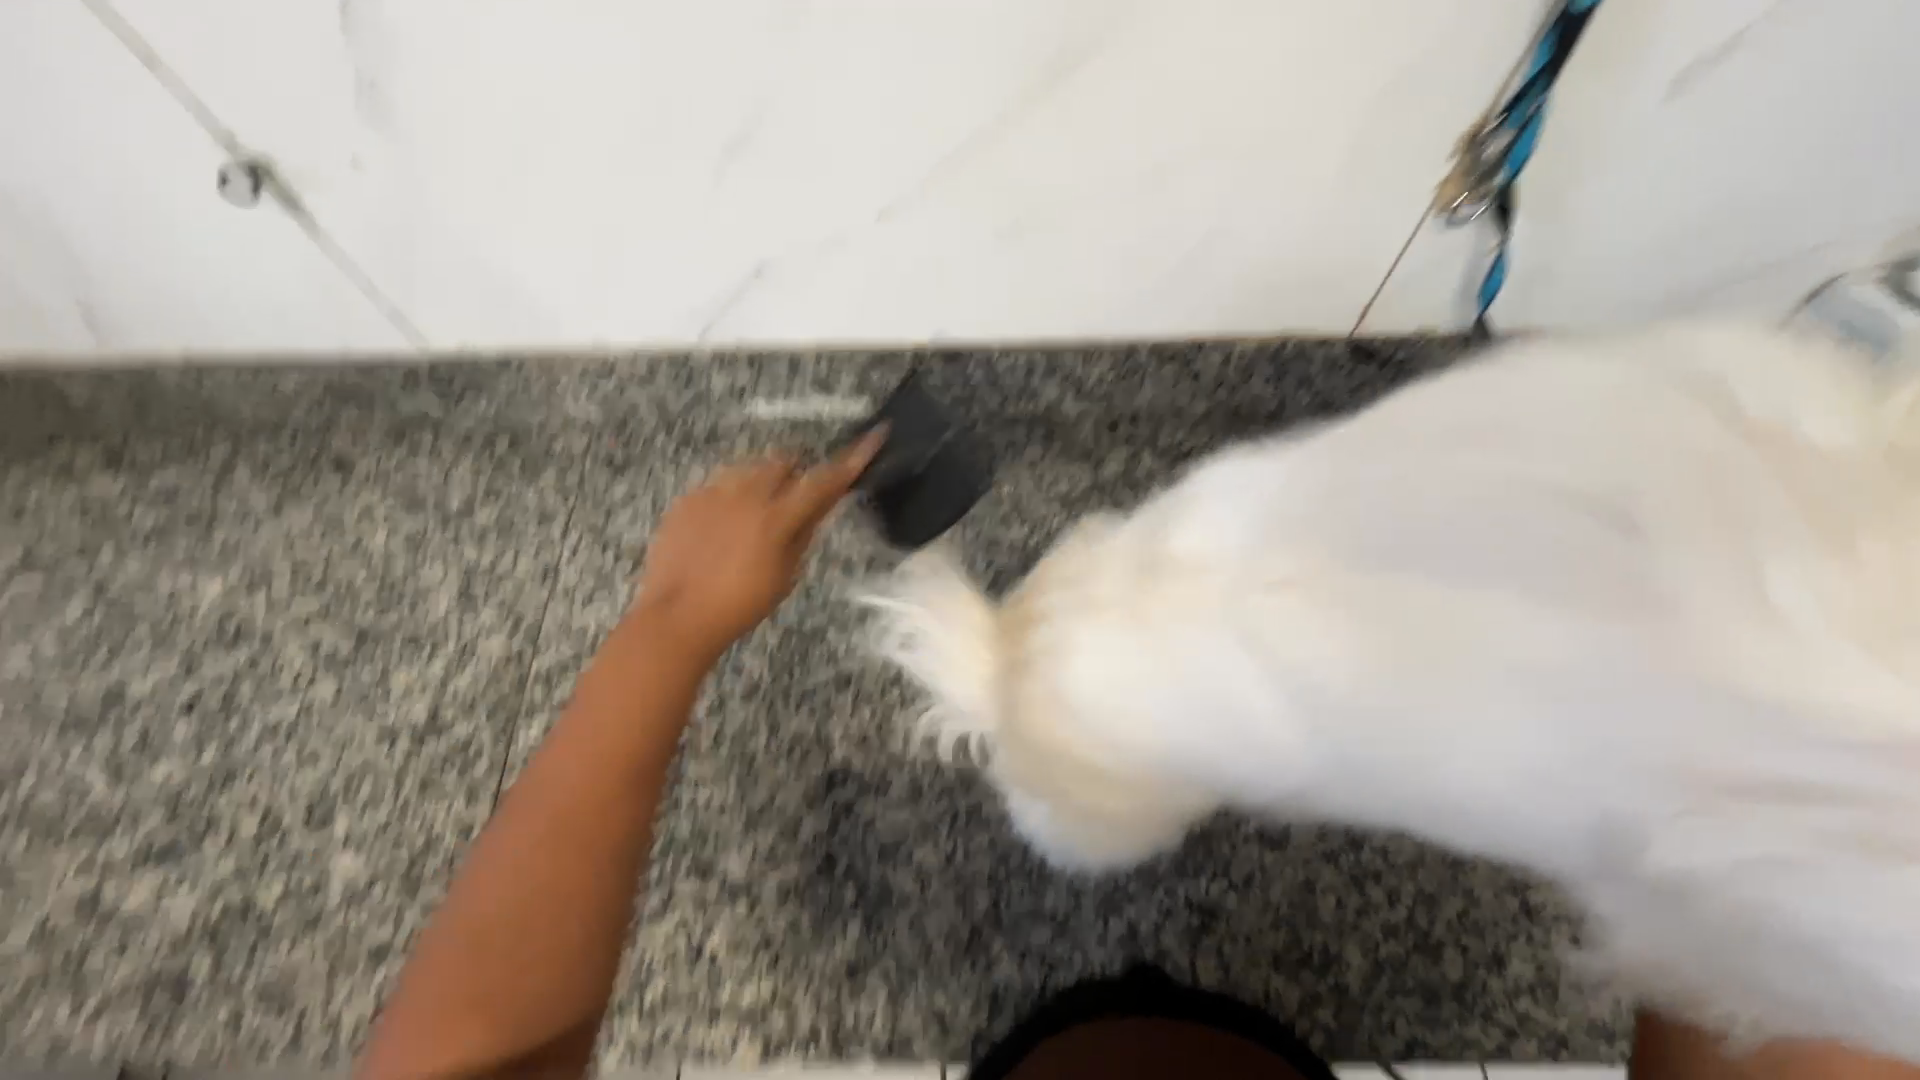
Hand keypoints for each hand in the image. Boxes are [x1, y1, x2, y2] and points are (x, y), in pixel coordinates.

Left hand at [630, 428, 886, 657]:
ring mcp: (712, 492)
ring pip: (749, 467)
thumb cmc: (741, 604)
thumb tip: (821, 506)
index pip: (825, 480)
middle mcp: (746, 494)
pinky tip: (724, 524)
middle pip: (783, 461)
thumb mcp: (786, 574)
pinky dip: (730, 495)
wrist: (677, 616)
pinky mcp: (687, 498)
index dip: (853, 459)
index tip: (875, 437)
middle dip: (795, 474)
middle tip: (794, 501)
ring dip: (762, 480)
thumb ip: (805, 532)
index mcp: (777, 517)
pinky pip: (718, 483)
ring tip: (757, 512)